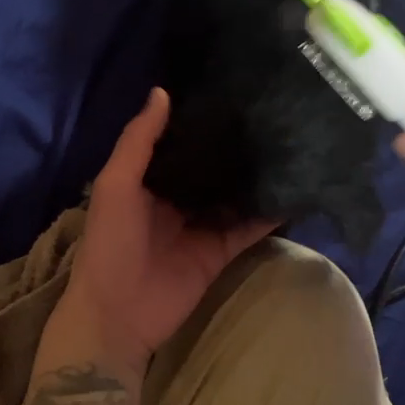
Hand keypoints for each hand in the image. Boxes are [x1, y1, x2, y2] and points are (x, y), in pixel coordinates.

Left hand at [53, 87, 273, 375]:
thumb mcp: (116, 183)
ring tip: (288, 141)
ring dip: (255, 174)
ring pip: (234, 192)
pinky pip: (249, 227)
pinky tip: (294, 190)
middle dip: (232, 144)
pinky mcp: (220, 251)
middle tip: (268, 111)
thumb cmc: (109, 241)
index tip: (228, 88)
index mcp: (150, 177)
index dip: (198, 118)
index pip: (179, 139)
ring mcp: (202, 223)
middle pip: (211, 164)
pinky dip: (269, 213)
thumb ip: (139, 140)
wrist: (116, 316)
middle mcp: (179, 196)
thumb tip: (163, 90)